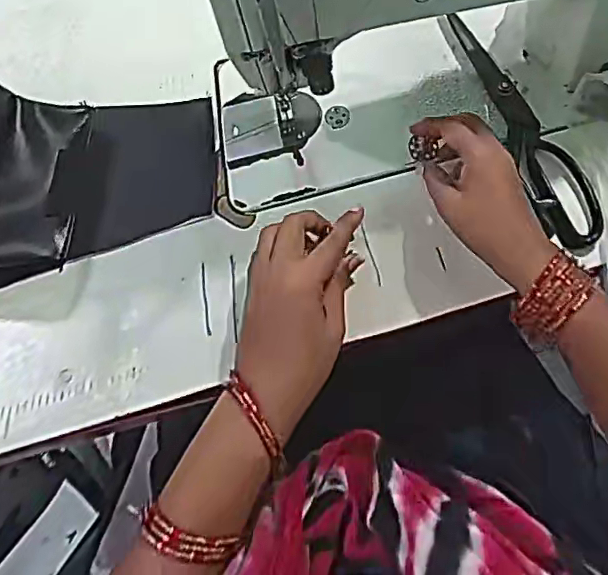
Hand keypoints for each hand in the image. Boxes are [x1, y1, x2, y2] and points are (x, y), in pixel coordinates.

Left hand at [235, 208, 362, 440]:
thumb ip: (338, 286)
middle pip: (294, 223)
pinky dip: (279, 242)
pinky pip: (263, 249)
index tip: (355, 214)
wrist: (264, 393)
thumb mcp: (333, 327)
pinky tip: (295, 258)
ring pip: (273, 230)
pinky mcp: (252, 286)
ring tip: (314, 244)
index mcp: (302, 279)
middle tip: (333, 234)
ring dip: (294, 228)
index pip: (330, 240)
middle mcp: (277, 271)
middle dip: (316, 221)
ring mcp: (260, 276)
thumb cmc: (299, 369)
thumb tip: (347, 261)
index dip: (346, 224)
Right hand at [411, 114, 557, 291]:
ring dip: (456, 139)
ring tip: (436, 154)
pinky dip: (467, 151)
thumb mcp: (447, 203)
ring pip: (477, 135)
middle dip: (444, 126)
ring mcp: (504, 161)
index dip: (429, 126)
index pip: (451, 127)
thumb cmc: (491, 231)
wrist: (519, 250)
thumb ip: (432, 178)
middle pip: (467, 123)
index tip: (416, 130)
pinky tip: (453, 169)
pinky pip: (484, 151)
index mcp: (480, 154)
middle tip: (425, 135)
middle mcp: (496, 152)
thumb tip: (428, 168)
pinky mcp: (507, 172)